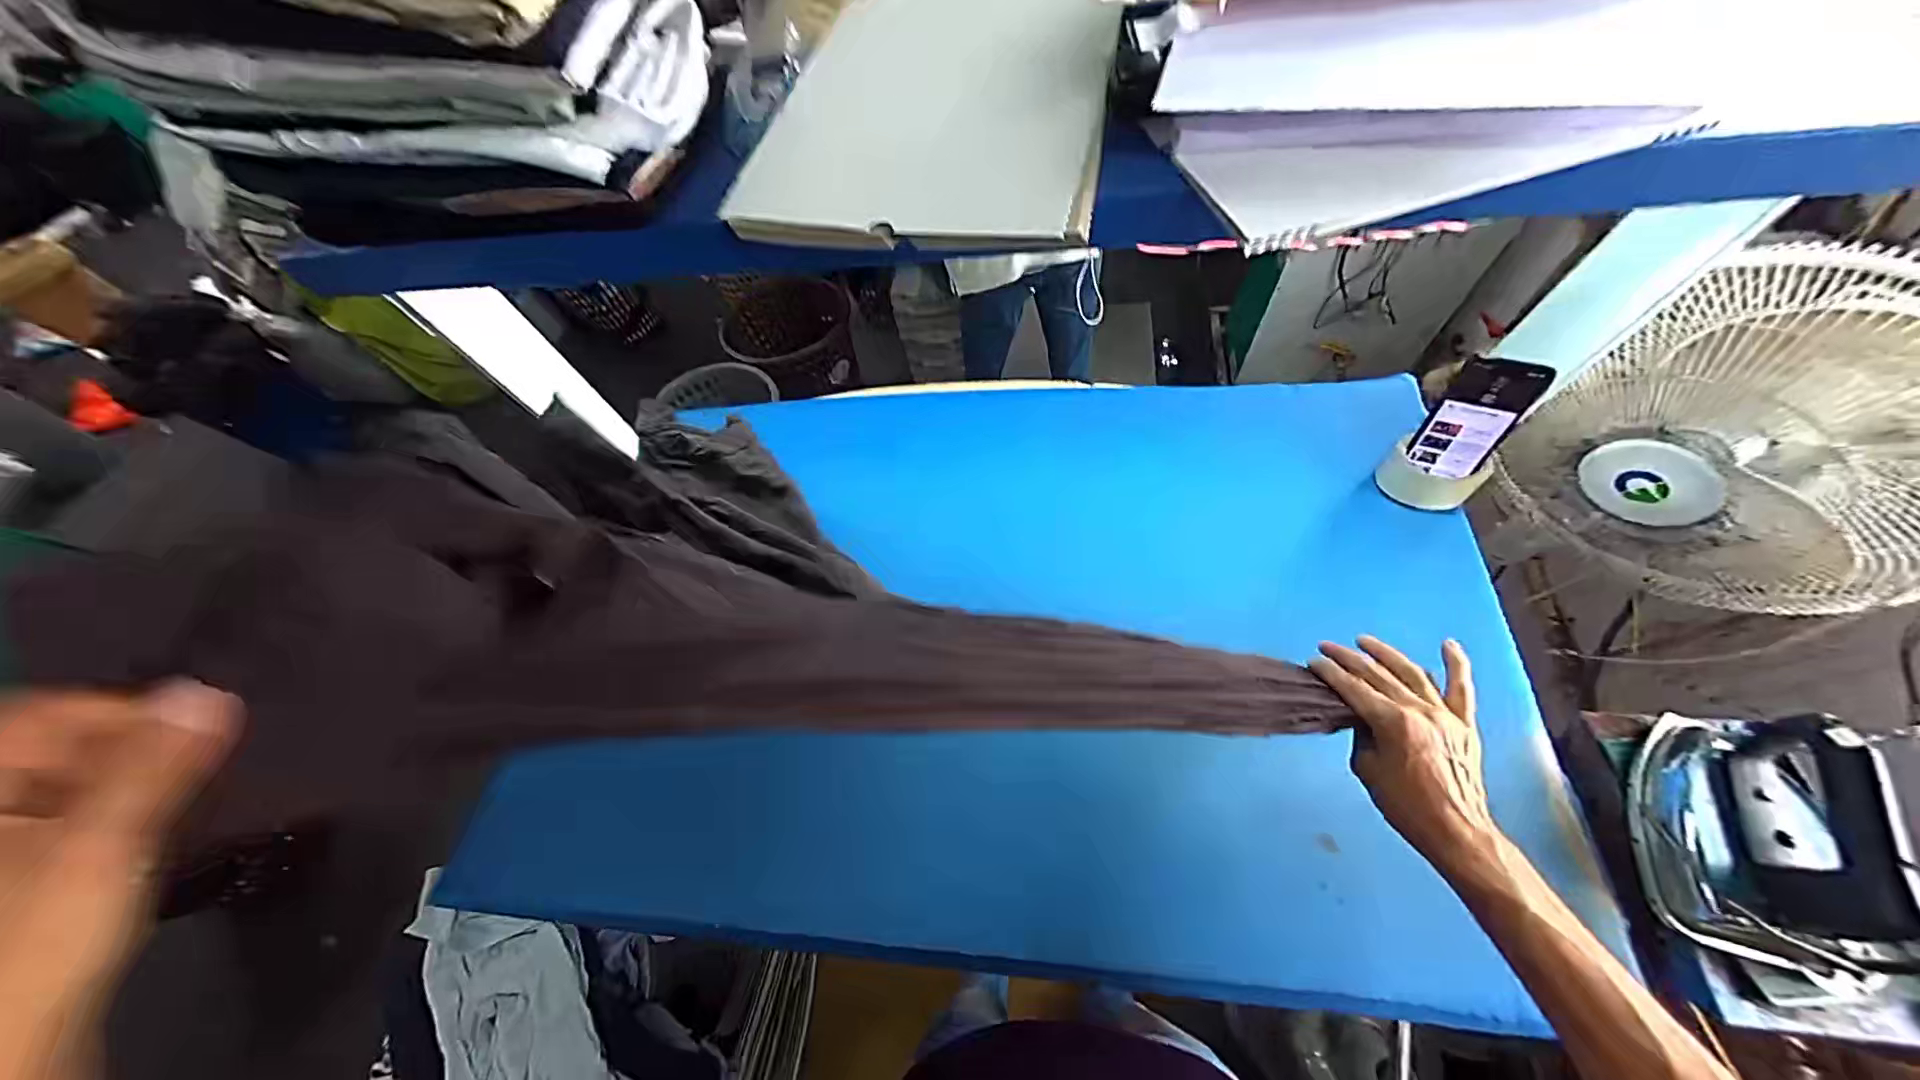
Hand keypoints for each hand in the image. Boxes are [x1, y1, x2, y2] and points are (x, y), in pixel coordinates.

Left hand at [0, 682, 240, 1079]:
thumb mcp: (106, 850)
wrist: (18, 1039)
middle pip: (66, 749)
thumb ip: (156, 769)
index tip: (198, 727)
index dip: (125, 714)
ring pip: (85, 782)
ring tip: (191, 801)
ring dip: (147, 781)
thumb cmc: (37, 949)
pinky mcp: (31, 874)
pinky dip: (134, 811)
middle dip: (145, 749)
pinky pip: (88, 814)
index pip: (45, 716)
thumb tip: (210, 696)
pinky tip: (162, 833)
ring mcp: (9, 846)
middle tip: (202, 767)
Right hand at [1308, 636, 1504, 874]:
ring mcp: (1445, 715)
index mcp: (1392, 722)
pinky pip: (1461, 689)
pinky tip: (1448, 645)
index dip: (1330, 672)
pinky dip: (1456, 664)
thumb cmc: (1405, 805)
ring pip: (1412, 673)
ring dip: (1386, 653)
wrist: (1456, 830)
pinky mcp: (1464, 724)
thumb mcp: (1367, 768)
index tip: (1315, 661)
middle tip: (1328, 647)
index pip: (1353, 688)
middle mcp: (1419, 711)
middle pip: (1378, 675)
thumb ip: (1362, 734)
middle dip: (1348, 658)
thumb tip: (1362, 716)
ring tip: (1365, 641)